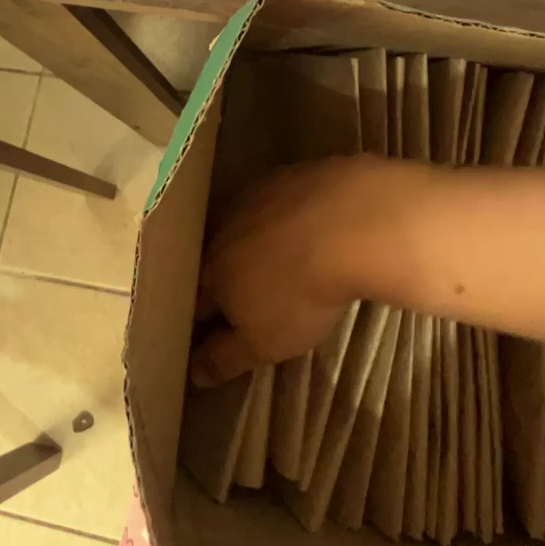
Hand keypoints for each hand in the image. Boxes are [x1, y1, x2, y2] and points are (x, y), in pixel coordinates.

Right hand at [189, 155, 414, 387]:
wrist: (350, 222)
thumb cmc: (301, 293)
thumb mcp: (263, 342)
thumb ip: (225, 357)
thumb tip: (194, 371)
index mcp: (212, 270)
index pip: (196, 298)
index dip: (202, 316)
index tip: (209, 328)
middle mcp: (225, 227)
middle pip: (218, 255)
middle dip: (225, 273)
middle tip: (243, 290)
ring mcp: (259, 194)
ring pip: (247, 222)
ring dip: (255, 239)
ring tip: (277, 255)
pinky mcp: (292, 173)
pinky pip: (281, 199)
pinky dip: (288, 214)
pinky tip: (309, 223)